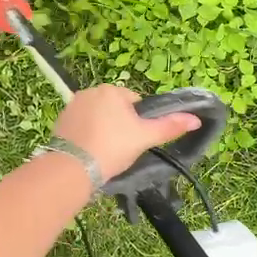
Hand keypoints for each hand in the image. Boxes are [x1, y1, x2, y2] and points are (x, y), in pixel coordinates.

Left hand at [52, 84, 200, 178]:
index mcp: (110, 90)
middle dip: (120, 124)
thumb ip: (170, 126)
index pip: (133, 102)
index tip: (135, 139)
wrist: (73, 166)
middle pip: (114, 108)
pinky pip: (81, 125)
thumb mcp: (145, 137)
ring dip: (103, 129)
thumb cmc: (113, 147)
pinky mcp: (60, 120)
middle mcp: (89, 92)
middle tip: (121, 147)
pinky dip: (87, 135)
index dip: (138, 121)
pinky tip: (90, 150)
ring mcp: (71, 105)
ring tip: (105, 150)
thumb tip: (196, 119)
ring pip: (97, 117)